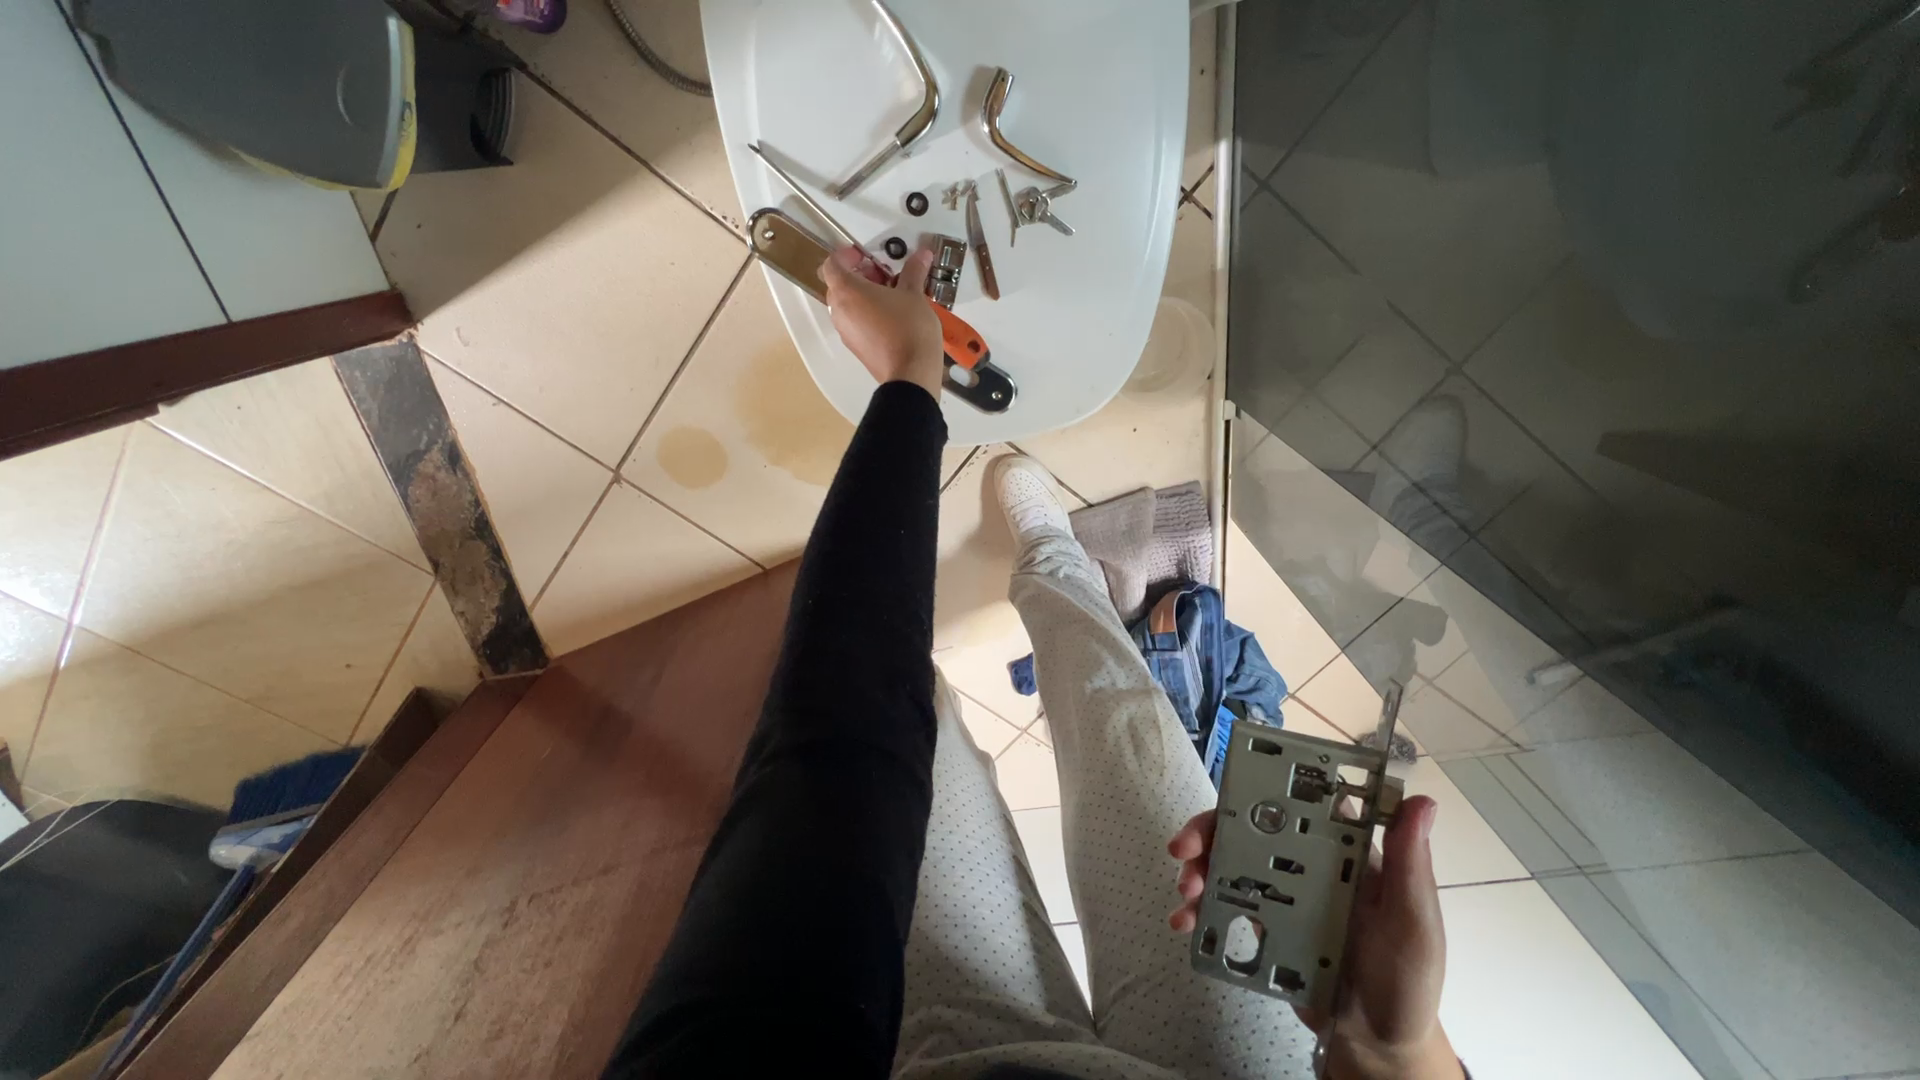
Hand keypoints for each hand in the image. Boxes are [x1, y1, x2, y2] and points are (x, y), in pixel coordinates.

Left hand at [818, 245, 943, 398]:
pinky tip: (892, 317)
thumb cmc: (909, 329)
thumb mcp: (914, 295)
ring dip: (864, 295)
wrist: (910, 375)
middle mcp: (839, 311)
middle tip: (884, 274)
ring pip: (847, 305)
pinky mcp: (855, 348)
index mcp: (847, 291)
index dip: (846, 255)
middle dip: (859, 275)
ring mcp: (845, 332)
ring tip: (892, 295)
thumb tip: (922, 253)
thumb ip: (914, 271)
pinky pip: (855, 322)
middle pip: (839, 284)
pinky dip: (867, 313)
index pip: (832, 264)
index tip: (866, 255)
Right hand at [1168, 795, 1462, 1079]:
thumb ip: (1410, 865)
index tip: (1233, 786)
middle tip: (1184, 848)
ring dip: (1198, 868)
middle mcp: (1304, 863)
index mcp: (1340, 850)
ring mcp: (1278, 894)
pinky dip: (1197, 911)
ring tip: (1187, 892)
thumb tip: (1421, 800)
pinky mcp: (1260, 927)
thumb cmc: (1406, 978)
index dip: (1264, 784)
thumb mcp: (1416, 922)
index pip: (1298, 801)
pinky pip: (1222, 909)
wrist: (1377, 1043)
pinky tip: (1185, 922)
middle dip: (1208, 829)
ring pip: (1227, 863)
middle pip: (1247, 827)